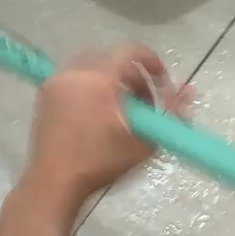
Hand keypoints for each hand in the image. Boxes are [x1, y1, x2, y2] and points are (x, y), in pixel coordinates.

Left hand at [15, 42, 192, 224]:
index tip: (162, 82)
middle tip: (144, 101)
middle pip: (112, 57)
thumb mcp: (143, 140)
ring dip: (112, 78)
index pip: (130, 50)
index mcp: (98, 79)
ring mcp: (56, 82)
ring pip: (92, 65)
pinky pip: (75, 76)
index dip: (152, 61)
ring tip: (122, 107)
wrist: (53, 184)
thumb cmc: (100, 163)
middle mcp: (74, 73)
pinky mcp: (45, 95)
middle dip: (133, 74)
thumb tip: (189, 91)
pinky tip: (99, 113)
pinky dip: (92, 84)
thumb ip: (170, 113)